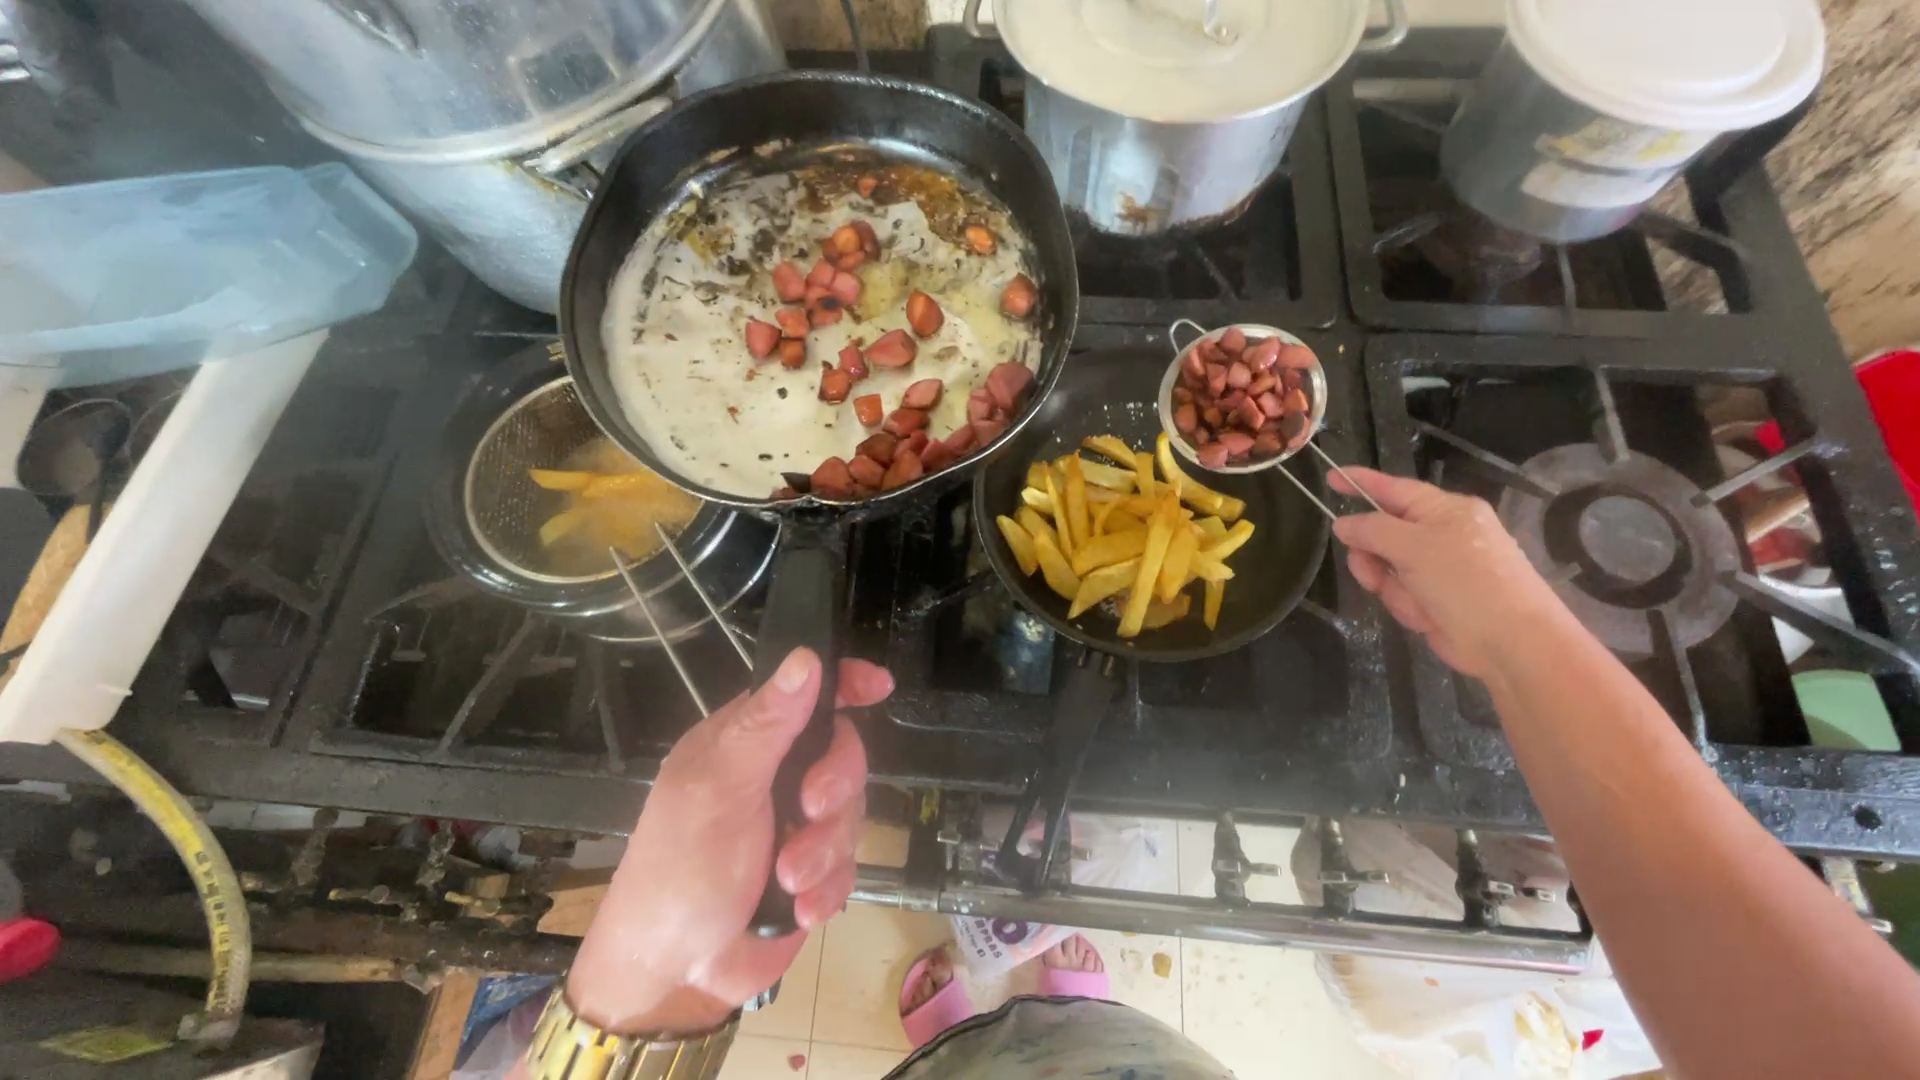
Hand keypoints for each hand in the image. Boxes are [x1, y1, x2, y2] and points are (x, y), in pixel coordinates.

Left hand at [565, 648, 890, 1035]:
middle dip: (834, 788)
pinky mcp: (814, 870)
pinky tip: (800, 908)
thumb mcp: (719, 789)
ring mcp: (796, 824)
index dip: (844, 683)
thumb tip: (805, 657)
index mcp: (745, 741)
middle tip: (809, 811)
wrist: (675, 974)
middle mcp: (776, 775)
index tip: (878, 686)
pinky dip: (827, 887)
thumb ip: (766, 725)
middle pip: (843, 753)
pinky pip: (850, 863)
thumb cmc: (681, 869)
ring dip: (824, 850)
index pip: (804, 694)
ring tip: (789, 880)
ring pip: (852, 812)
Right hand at [1331, 467, 1569, 679]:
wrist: (1510, 641)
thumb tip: (1343, 523)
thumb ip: (1372, 530)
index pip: (1394, 488)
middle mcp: (1442, 534)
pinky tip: (1425, 616)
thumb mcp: (1414, 547)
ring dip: (1389, 584)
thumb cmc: (1466, 582)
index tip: (1329, 477)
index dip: (1361, 482)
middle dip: (1372, 553)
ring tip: (1412, 600)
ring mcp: (1438, 567)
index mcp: (1446, 510)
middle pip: (1383, 532)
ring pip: (1385, 565)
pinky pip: (1399, 591)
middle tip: (1368, 571)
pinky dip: (1405, 603)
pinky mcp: (1434, 597)